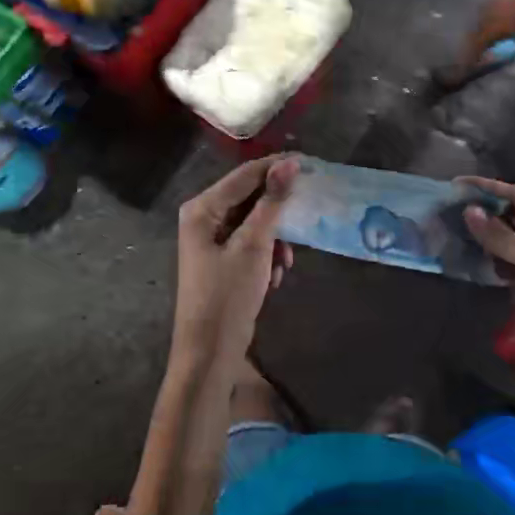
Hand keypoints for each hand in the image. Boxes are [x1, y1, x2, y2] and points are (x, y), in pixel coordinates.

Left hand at [174, 156, 298, 359]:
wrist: (210, 351)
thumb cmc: (228, 295)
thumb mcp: (254, 246)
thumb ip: (272, 203)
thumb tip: (290, 163)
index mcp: (202, 209)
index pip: (245, 175)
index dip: (278, 167)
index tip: (312, 163)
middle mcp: (203, 218)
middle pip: (249, 198)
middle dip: (278, 210)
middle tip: (309, 210)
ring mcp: (212, 240)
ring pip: (254, 222)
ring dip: (276, 238)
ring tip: (286, 261)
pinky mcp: (223, 260)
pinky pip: (251, 243)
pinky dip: (267, 254)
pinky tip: (276, 275)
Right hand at [458, 177, 514, 394]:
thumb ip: (506, 240)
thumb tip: (469, 211)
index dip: (494, 190)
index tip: (459, 184)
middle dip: (489, 213)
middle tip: (450, 207)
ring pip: (514, 243)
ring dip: (488, 238)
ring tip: (453, 228)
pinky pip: (513, 266)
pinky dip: (494, 260)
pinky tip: (471, 256)